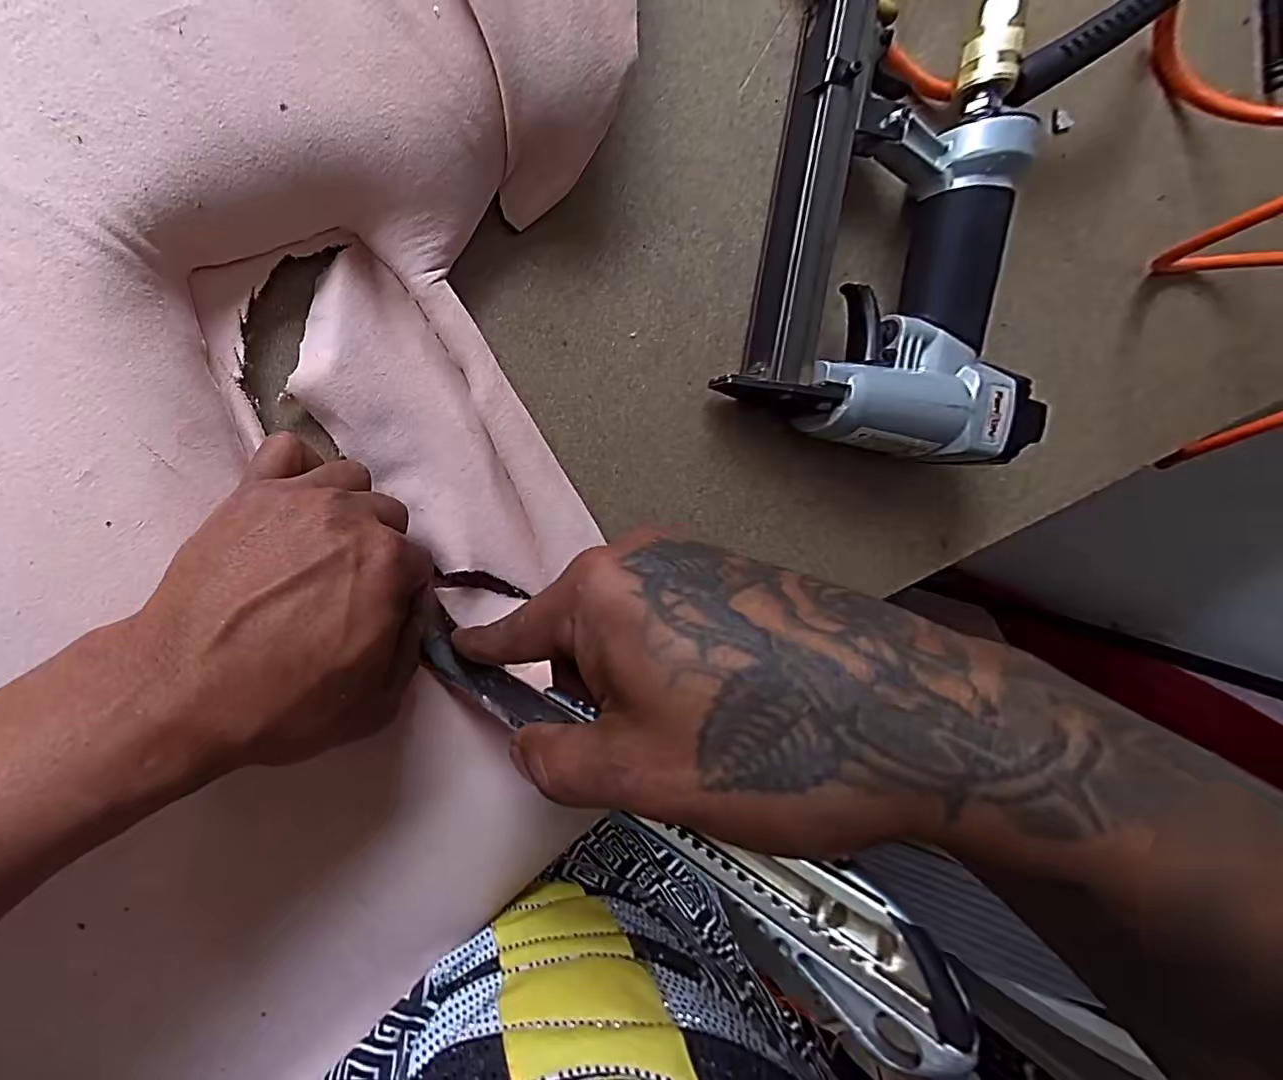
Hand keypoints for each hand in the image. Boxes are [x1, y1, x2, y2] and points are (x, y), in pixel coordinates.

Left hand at [131, 434, 432, 771]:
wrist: (185, 689)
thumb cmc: (281, 706)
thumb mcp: (374, 706)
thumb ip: (409, 648)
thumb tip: (412, 608)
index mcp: (387, 564)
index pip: (418, 563)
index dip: (400, 593)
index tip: (377, 613)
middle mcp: (349, 517)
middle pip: (387, 515)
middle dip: (378, 548)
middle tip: (344, 585)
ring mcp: (296, 497)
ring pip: (348, 477)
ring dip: (346, 507)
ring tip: (317, 544)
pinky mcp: (248, 491)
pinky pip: (286, 449)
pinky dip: (298, 467)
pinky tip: (288, 502)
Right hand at [451, 529, 1058, 857]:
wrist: (940, 724)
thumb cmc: (771, 746)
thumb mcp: (634, 775)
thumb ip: (550, 762)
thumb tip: (525, 746)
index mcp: (598, 592)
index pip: (513, 630)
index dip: (481, 653)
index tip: (452, 651)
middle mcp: (637, 557)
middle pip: (572, 632)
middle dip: (583, 688)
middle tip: (636, 741)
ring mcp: (692, 557)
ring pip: (622, 627)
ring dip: (631, 677)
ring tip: (697, 727)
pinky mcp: (737, 570)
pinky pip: (669, 615)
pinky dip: (672, 659)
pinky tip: (730, 701)